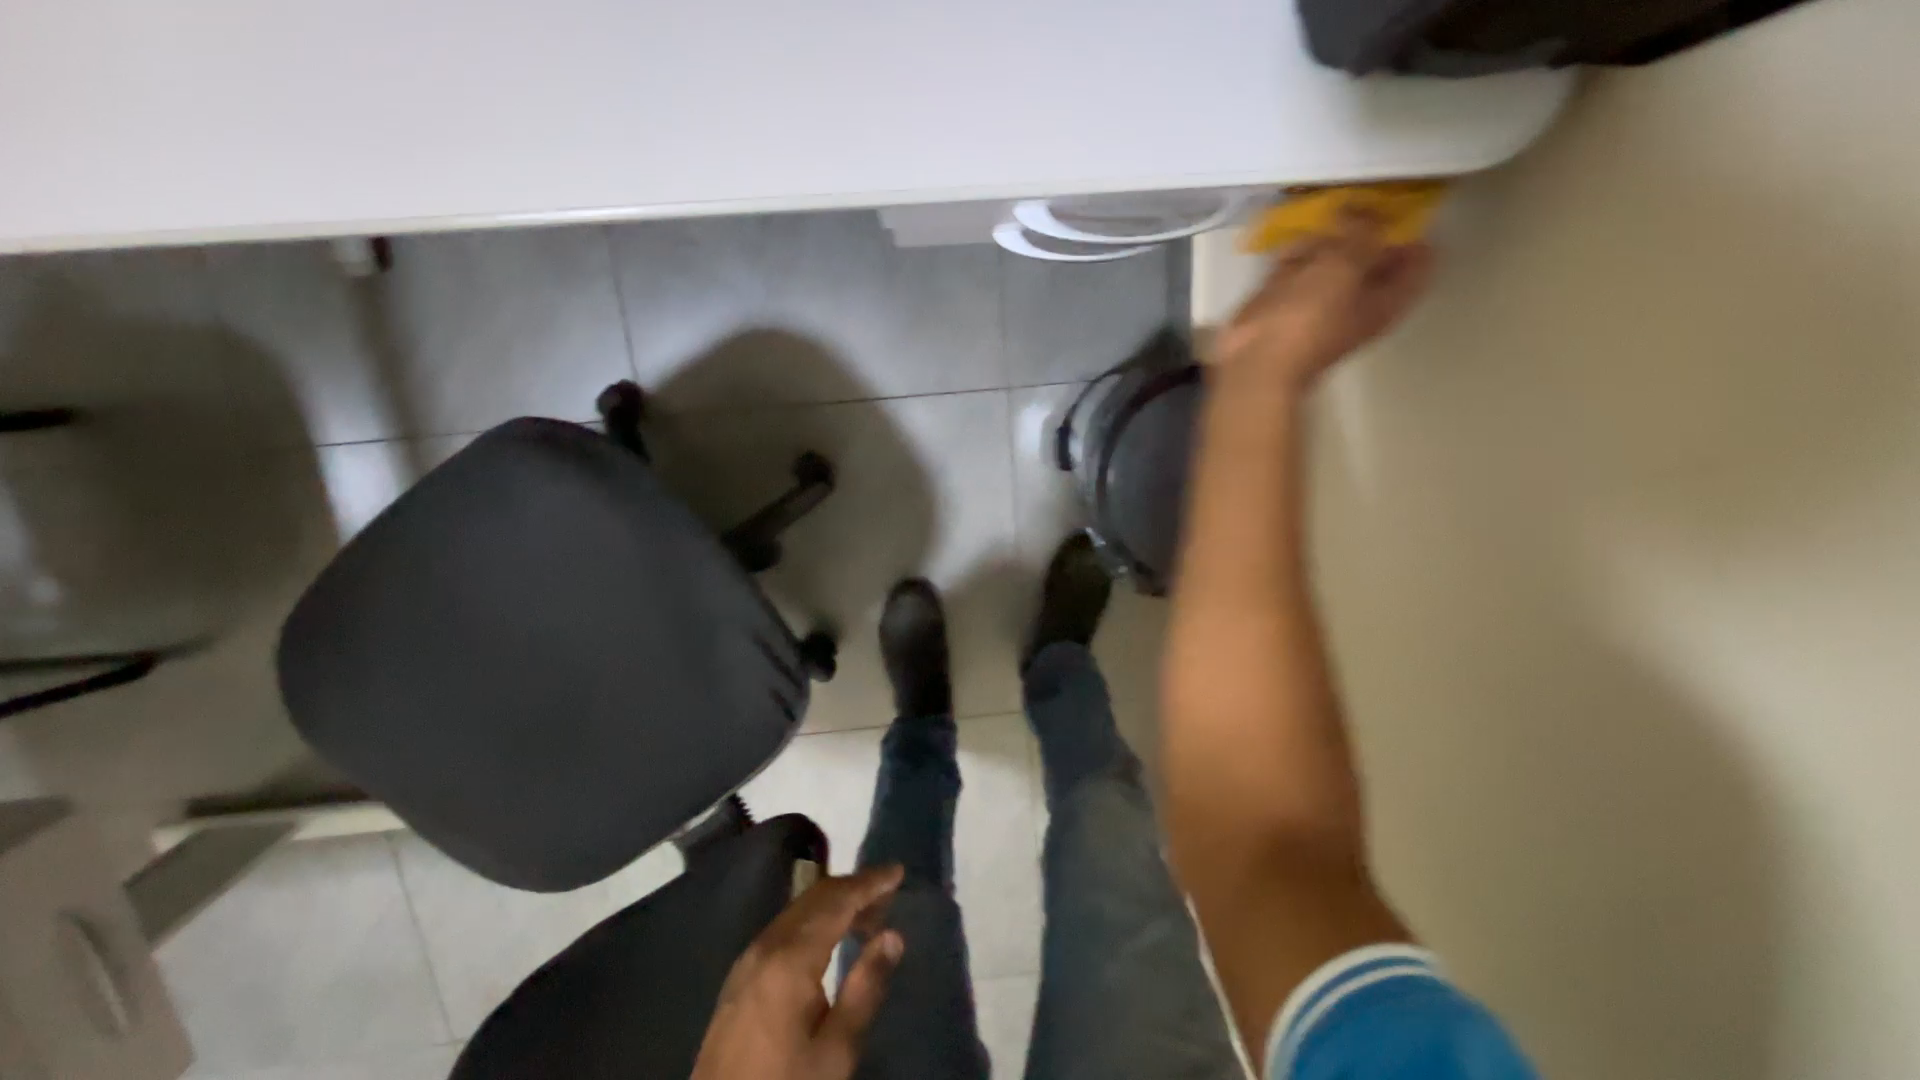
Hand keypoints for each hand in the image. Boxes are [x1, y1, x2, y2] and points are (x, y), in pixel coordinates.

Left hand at [690, 864, 906, 1079]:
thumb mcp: (836, 1050)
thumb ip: (866, 987)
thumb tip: (893, 936)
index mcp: (791, 958)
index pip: (836, 901)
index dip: (868, 883)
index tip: (897, 871)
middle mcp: (766, 947)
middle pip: (813, 899)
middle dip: (852, 889)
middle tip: (889, 894)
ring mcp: (748, 961)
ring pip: (796, 912)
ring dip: (832, 905)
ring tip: (868, 917)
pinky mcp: (740, 978)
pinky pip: (783, 930)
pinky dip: (812, 922)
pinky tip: (829, 941)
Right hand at [1213, 211, 1434, 392]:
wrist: (1257, 357)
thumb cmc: (1310, 317)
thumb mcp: (1347, 266)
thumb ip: (1363, 232)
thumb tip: (1367, 208)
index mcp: (1386, 301)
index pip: (1418, 263)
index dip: (1413, 233)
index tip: (1397, 208)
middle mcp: (1359, 301)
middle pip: (1373, 257)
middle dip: (1364, 230)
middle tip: (1351, 206)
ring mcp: (1322, 301)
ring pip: (1334, 259)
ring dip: (1325, 240)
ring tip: (1316, 223)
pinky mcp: (1288, 301)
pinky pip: (1299, 269)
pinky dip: (1295, 255)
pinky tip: (1287, 248)